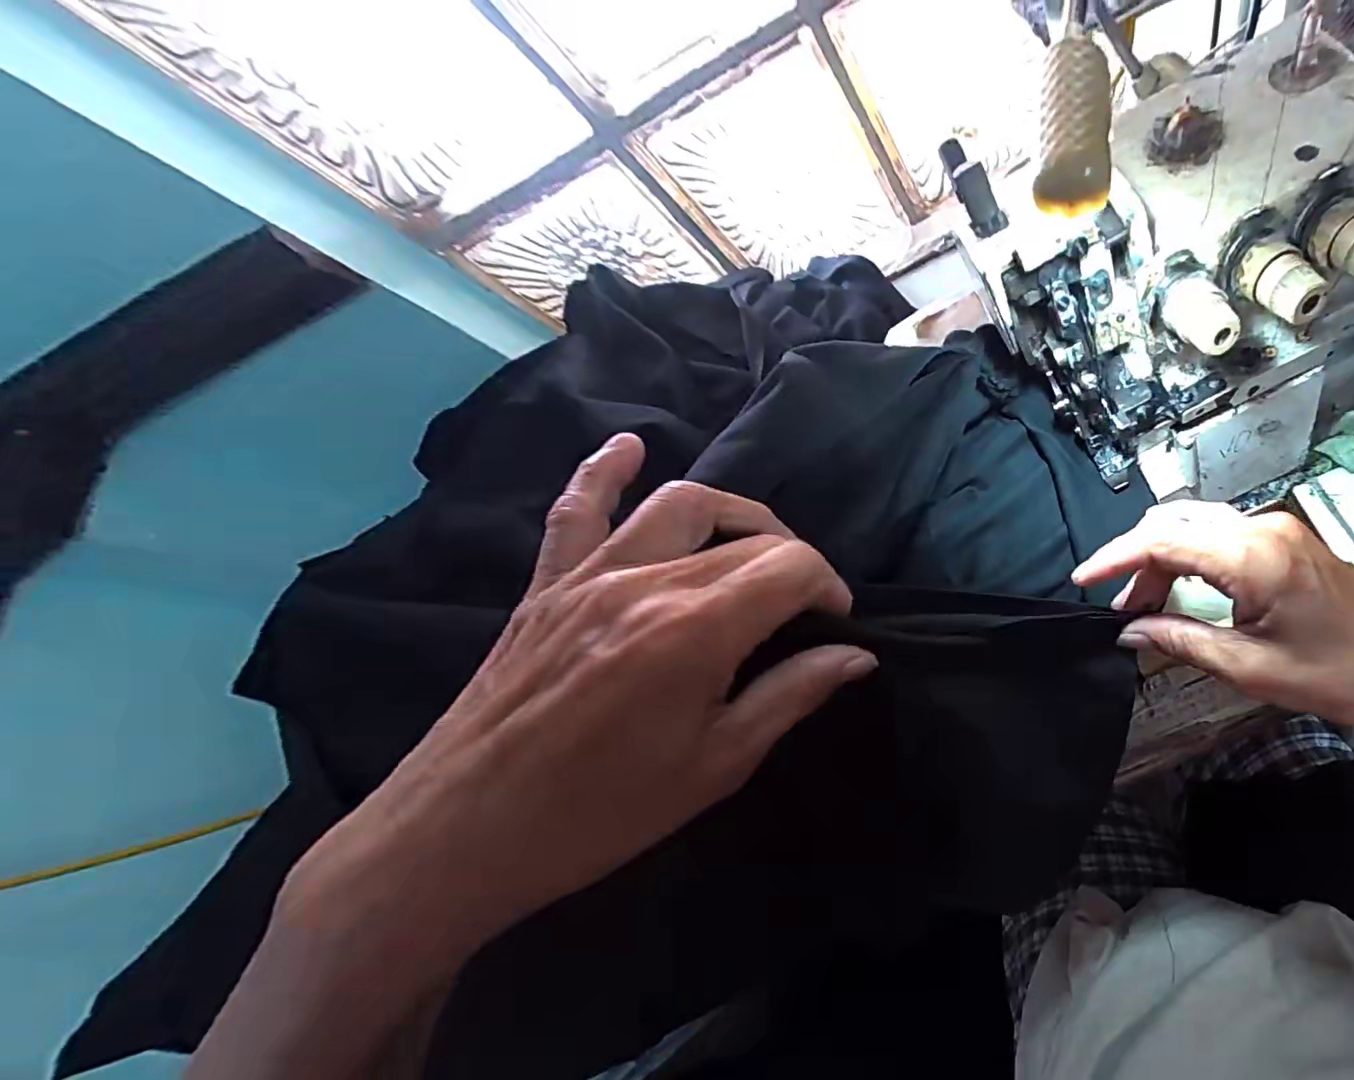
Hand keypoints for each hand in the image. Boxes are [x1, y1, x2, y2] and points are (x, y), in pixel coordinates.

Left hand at [284, 433, 876, 957]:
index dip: (829, 586)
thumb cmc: (603, 812)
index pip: (791, 568)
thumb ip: (792, 695)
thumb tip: (856, 655)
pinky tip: (630, 446)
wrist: (460, 836)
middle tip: (804, 604)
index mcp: (694, 631)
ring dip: (735, 514)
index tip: (837, 621)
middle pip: (747, 536)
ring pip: (681, 503)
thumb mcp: (718, 765)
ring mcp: (591, 574)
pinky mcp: (548, 583)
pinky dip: (606, 471)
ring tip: (757, 545)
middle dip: (794, 561)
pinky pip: (578, 510)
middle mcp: (647, 582)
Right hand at [1073, 501, 1353, 738]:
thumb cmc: (1337, 676)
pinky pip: (1218, 534)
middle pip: (1174, 524)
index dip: (1115, 559)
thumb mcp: (1250, 667)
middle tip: (1121, 609)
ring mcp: (1276, 527)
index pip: (1163, 540)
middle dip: (1136, 561)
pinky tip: (1178, 589)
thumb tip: (1127, 631)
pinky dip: (1188, 557)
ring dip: (1161, 559)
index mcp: (1254, 555)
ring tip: (1144, 605)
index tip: (1082, 581)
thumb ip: (1180, 640)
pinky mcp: (1284, 537)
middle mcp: (1262, 526)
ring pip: (1194, 526)